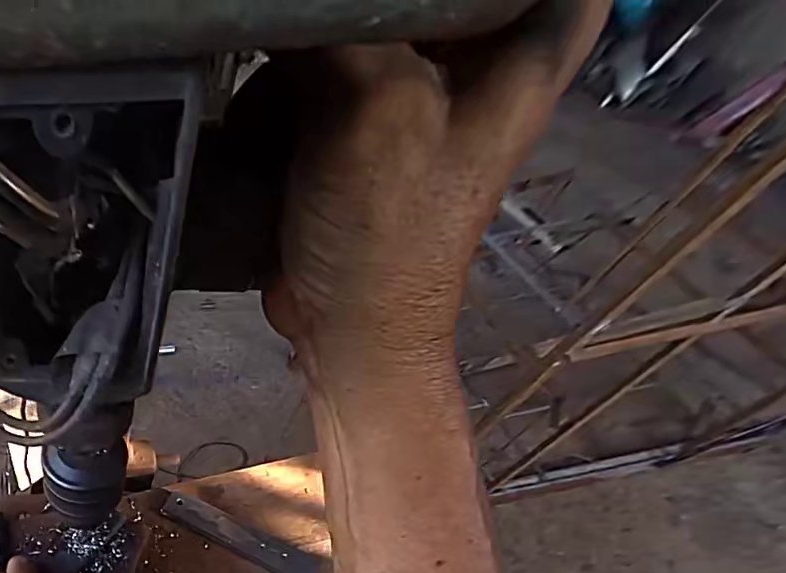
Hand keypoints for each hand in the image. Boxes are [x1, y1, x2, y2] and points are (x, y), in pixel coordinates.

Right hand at [261, 0, 607, 367]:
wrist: (344, 326)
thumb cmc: (384, 233)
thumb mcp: (375, 109)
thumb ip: (342, 34)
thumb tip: (292, 16)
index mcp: (527, 37)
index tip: (376, 14)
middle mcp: (475, 55)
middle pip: (412, 1)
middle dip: (346, 18)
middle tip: (307, 45)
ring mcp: (406, 97)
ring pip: (352, 33)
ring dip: (299, 60)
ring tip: (268, 102)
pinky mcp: (350, 135)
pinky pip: (314, 81)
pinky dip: (280, 96)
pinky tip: (258, 126)